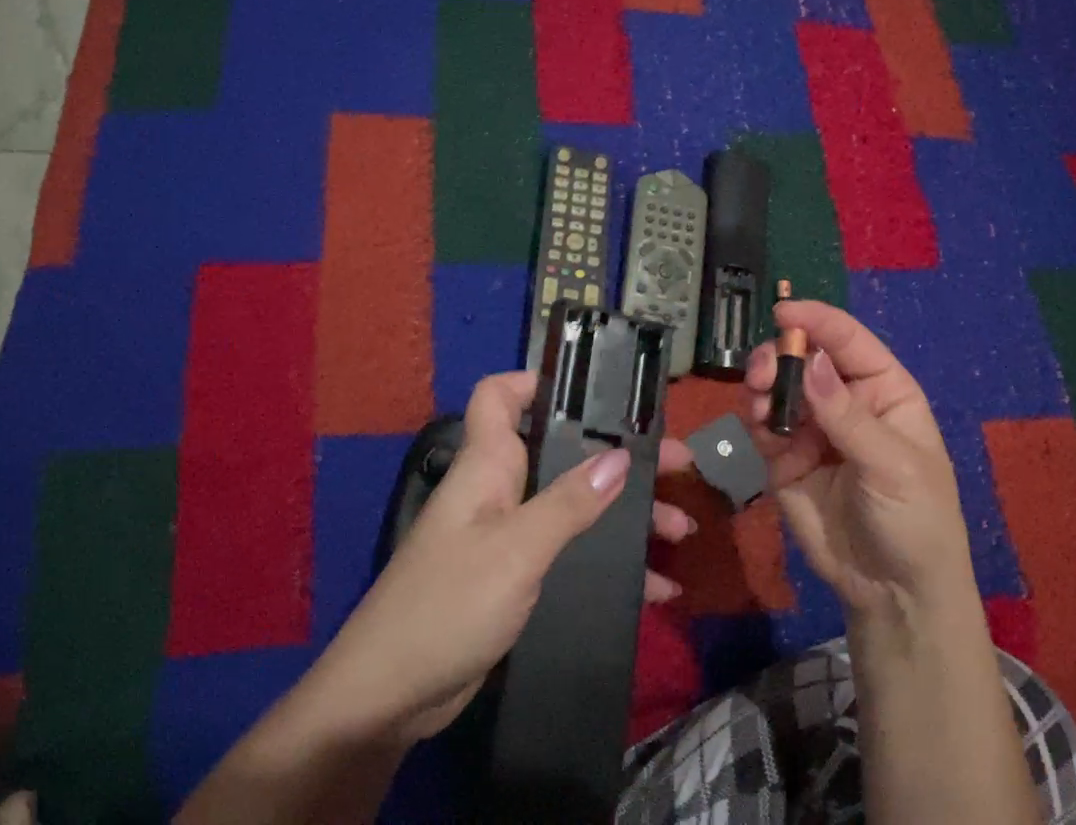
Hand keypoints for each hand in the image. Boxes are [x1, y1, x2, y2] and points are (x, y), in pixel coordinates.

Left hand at [302, 371, 696, 744]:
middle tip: (679, 466)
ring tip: (682, 530)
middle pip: (561, 455)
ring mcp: (505, 539)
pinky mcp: (514, 582)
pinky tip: (658, 589)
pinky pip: (571, 559)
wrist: (393, 693)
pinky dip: (611, 566)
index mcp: (486, 468)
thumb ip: (568, 503)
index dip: (538, 382)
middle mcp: (497, 494)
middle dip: (617, 458)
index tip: (598, 390)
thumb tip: (618, 456)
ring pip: (573, 510)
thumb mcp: (516, 550)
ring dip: (625, 516)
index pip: (500, 397)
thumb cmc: (450, 604)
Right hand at [745, 301, 974, 618]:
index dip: (818, 322)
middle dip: (781, 358)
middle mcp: (845, 403)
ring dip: (763, 387)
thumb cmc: (915, 520)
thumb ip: (846, 415)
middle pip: (805, 360)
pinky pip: (762, 427)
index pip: (849, 343)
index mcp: (885, 393)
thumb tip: (810, 361)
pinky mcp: (783, 461)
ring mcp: (812, 432)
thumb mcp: (892, 465)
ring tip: (759, 403)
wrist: (892, 591)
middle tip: (764, 373)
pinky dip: (755, 420)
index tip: (783, 312)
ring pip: (778, 390)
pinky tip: (759, 428)